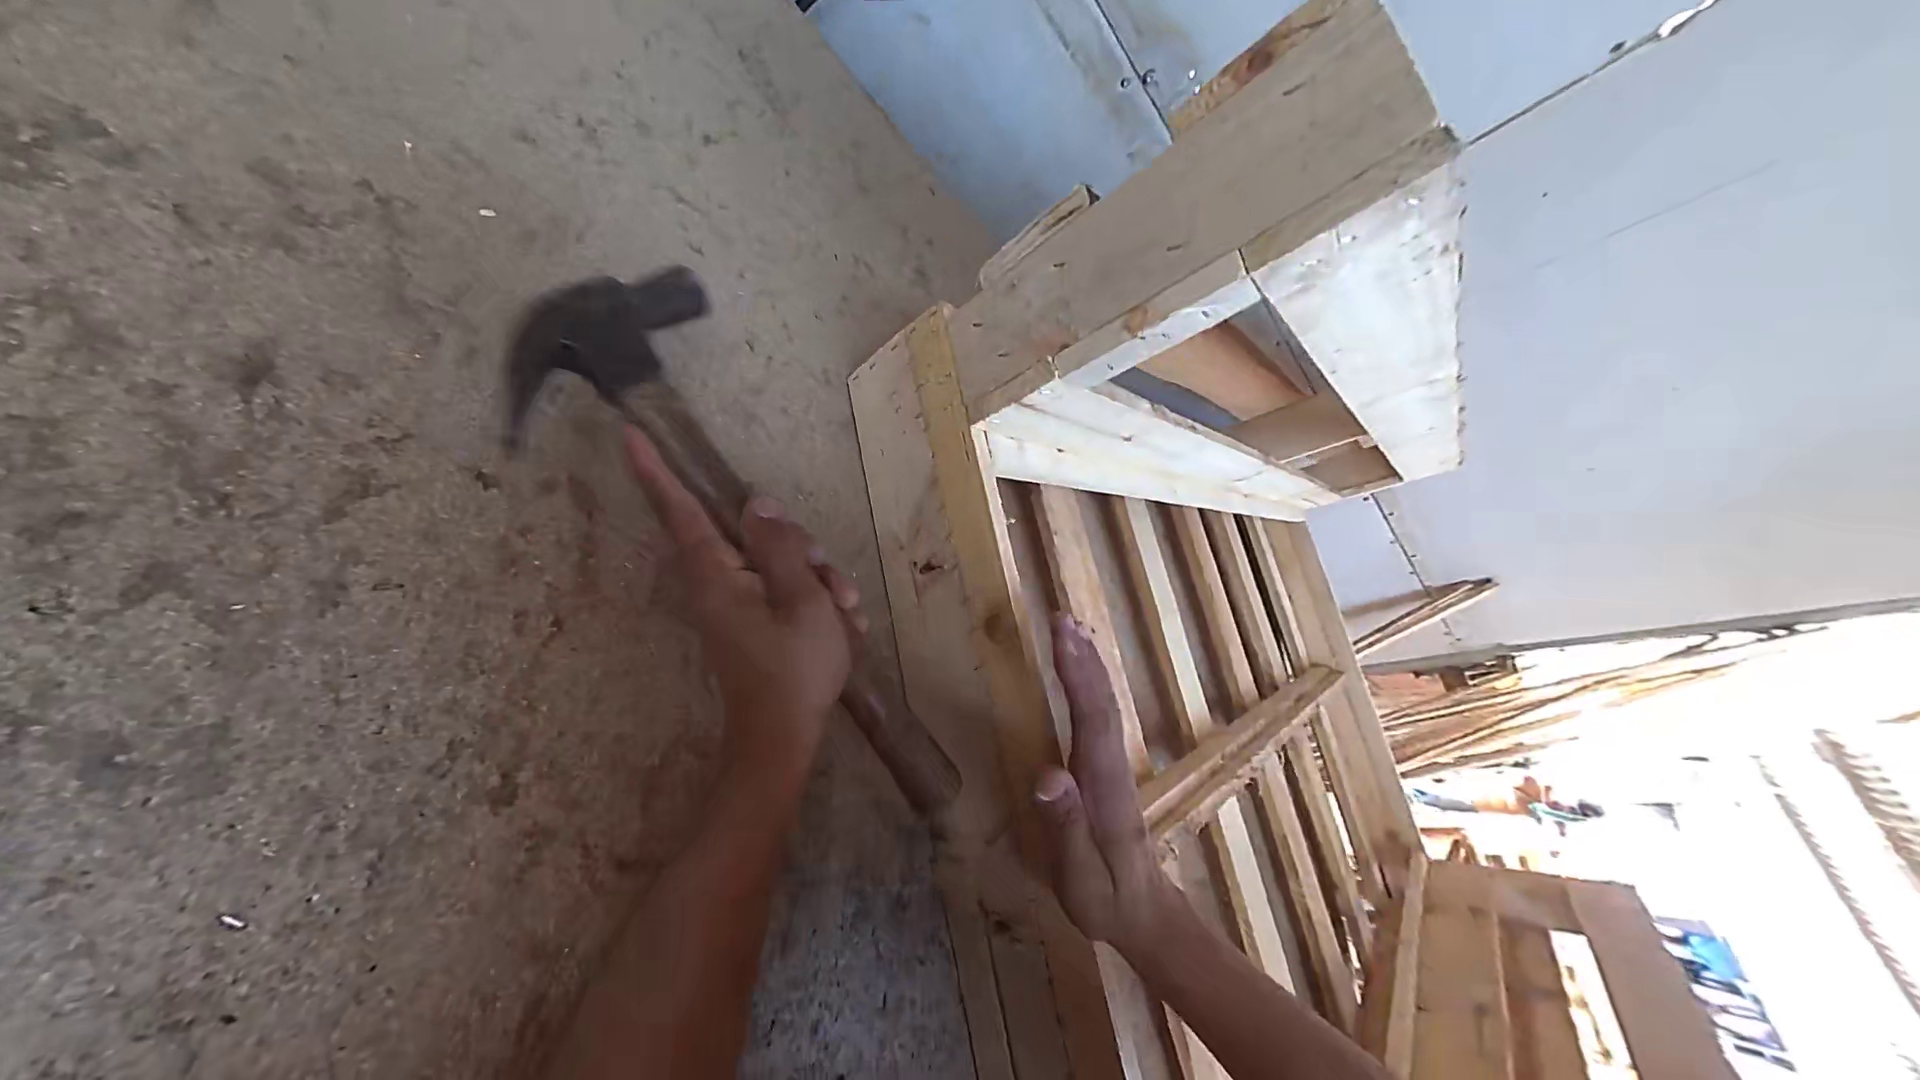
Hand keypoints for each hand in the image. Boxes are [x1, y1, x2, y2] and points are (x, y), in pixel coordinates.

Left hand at [623, 426, 860, 778]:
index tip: (629, 435)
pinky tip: (840, 626)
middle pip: (756, 536)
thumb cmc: (795, 667)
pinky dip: (813, 603)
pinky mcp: (751, 623)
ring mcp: (734, 606)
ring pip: (779, 564)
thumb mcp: (802, 597)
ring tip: (845, 615)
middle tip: (834, 583)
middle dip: (803, 550)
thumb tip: (758, 504)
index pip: (681, 511)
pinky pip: (783, 592)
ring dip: (818, 581)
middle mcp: (717, 585)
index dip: (656, 473)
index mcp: (716, 574)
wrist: (784, 738)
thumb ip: (780, 545)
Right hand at [1033, 614, 1178, 953]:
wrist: (1146, 913)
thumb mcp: (1081, 879)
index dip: (1078, 676)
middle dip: (1083, 658)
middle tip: (1062, 617)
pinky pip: (1101, 715)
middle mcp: (1113, 766)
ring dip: (1089, 663)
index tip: (1061, 636)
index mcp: (1105, 787)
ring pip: (1106, 704)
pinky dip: (1091, 683)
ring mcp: (1114, 765)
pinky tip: (1081, 668)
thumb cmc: (1106, 900)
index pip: (1093, 721)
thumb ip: (1066, 827)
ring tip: (1071, 627)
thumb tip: (1047, 774)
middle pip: (1103, 702)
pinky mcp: (1109, 768)